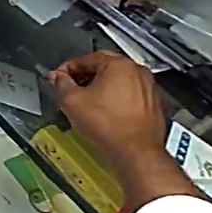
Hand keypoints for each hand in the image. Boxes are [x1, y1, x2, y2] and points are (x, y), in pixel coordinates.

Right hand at [51, 53, 194, 212]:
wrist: (136, 154)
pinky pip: (129, 94)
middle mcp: (137, 72)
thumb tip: (58, 77)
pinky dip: (115, 99)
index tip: (59, 77)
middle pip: (104, 67)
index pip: (87, 58)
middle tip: (70, 89)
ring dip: (100, 88)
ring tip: (86, 103)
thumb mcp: (71, 101)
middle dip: (85, 77)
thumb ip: (61, 83)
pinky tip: (104, 113)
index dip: (68, 68)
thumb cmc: (109, 127)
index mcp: (119, 65)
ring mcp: (148, 88)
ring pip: (118, 81)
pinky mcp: (153, 104)